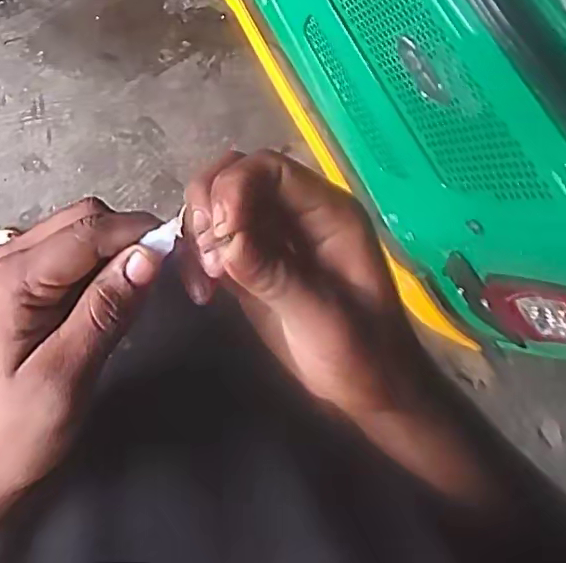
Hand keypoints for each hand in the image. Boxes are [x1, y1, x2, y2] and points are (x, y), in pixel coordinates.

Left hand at [0, 196, 161, 497]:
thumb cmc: (23, 426)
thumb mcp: (67, 375)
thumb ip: (105, 310)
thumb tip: (149, 256)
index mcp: (15, 275)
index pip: (89, 230)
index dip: (139, 236)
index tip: (182, 259)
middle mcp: (15, 253)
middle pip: (89, 217)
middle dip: (135, 235)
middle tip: (172, 273)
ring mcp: (24, 259)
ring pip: (90, 225)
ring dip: (126, 244)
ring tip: (151, 285)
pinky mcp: (38, 271)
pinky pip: (85, 245)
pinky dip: (112, 257)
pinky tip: (124, 290)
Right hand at [179, 149, 418, 420]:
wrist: (371, 397)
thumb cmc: (362, 357)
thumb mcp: (323, 318)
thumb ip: (273, 274)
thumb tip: (223, 238)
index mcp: (325, 210)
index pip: (269, 168)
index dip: (235, 187)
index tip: (219, 232)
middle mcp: (294, 211)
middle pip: (234, 173)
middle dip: (210, 205)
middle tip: (208, 254)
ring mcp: (269, 232)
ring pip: (215, 200)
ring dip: (198, 231)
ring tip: (207, 276)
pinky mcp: (247, 257)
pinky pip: (210, 236)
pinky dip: (194, 255)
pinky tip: (203, 291)